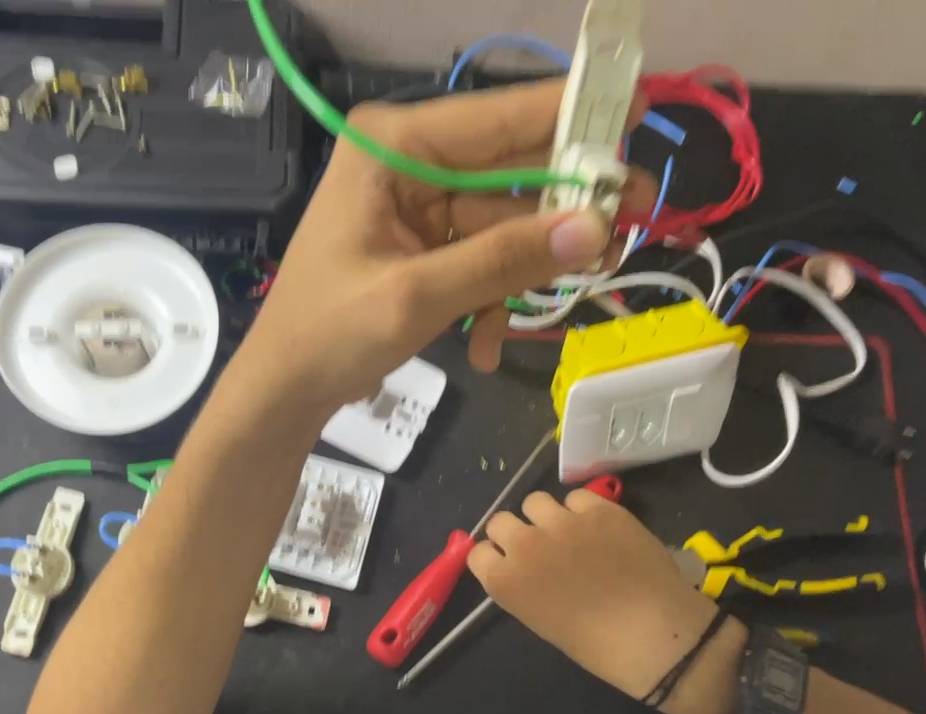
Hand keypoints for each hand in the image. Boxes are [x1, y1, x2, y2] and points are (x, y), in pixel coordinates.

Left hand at [234, 80, 651, 410]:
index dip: (571, 115)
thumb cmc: (330, 335)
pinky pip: (481, 261)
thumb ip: (504, 260)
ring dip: (528, 271)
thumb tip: (594, 228)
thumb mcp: (417, 296)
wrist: (285, 391)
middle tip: (633, 224)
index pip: (499, 118)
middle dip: (565, 208)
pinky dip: (492, 301)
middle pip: (511, 171)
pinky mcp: (423, 250)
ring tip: (577, 292)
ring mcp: (418, 209)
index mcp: (394, 148)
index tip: (641, 110)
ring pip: (504, 223)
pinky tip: (486, 347)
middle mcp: (409, 164)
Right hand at [467, 489, 742, 713]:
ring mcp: (562, 522)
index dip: (494, 557)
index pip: (478, 553)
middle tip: (537, 548)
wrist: (653, 633)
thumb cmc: (595, 644)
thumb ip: (525, 587)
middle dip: (514, 532)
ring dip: (544, 516)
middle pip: (500, 521)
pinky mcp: (598, 509)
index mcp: (505, 582)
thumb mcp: (542, 620)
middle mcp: (525, 544)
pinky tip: (598, 529)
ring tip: (567, 532)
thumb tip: (529, 569)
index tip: (510, 565)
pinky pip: (576, 497)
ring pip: (535, 501)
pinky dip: (581, 510)